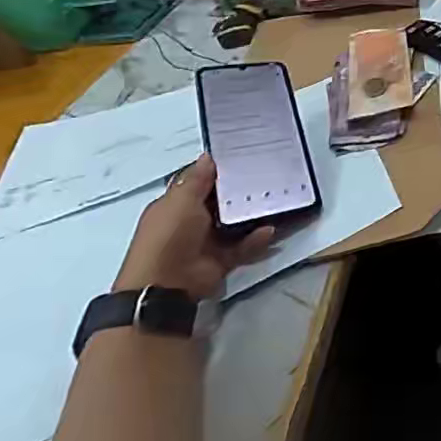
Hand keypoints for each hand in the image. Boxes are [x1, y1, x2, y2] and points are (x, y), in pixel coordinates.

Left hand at [113, 155, 276, 297]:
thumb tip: (207, 156)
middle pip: (217, 204)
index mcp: (174, 206)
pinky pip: (241, 247)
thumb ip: (197, 179)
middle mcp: (189, 222)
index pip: (196, 184)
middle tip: (265, 176)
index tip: (240, 159)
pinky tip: (270, 230)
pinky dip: (255, 240)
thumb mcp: (181, 200)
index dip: (215, 172)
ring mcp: (205, 243)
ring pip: (232, 225)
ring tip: (274, 201)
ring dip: (250, 216)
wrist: (166, 284)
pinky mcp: (220, 261)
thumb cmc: (169, 235)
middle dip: (237, 192)